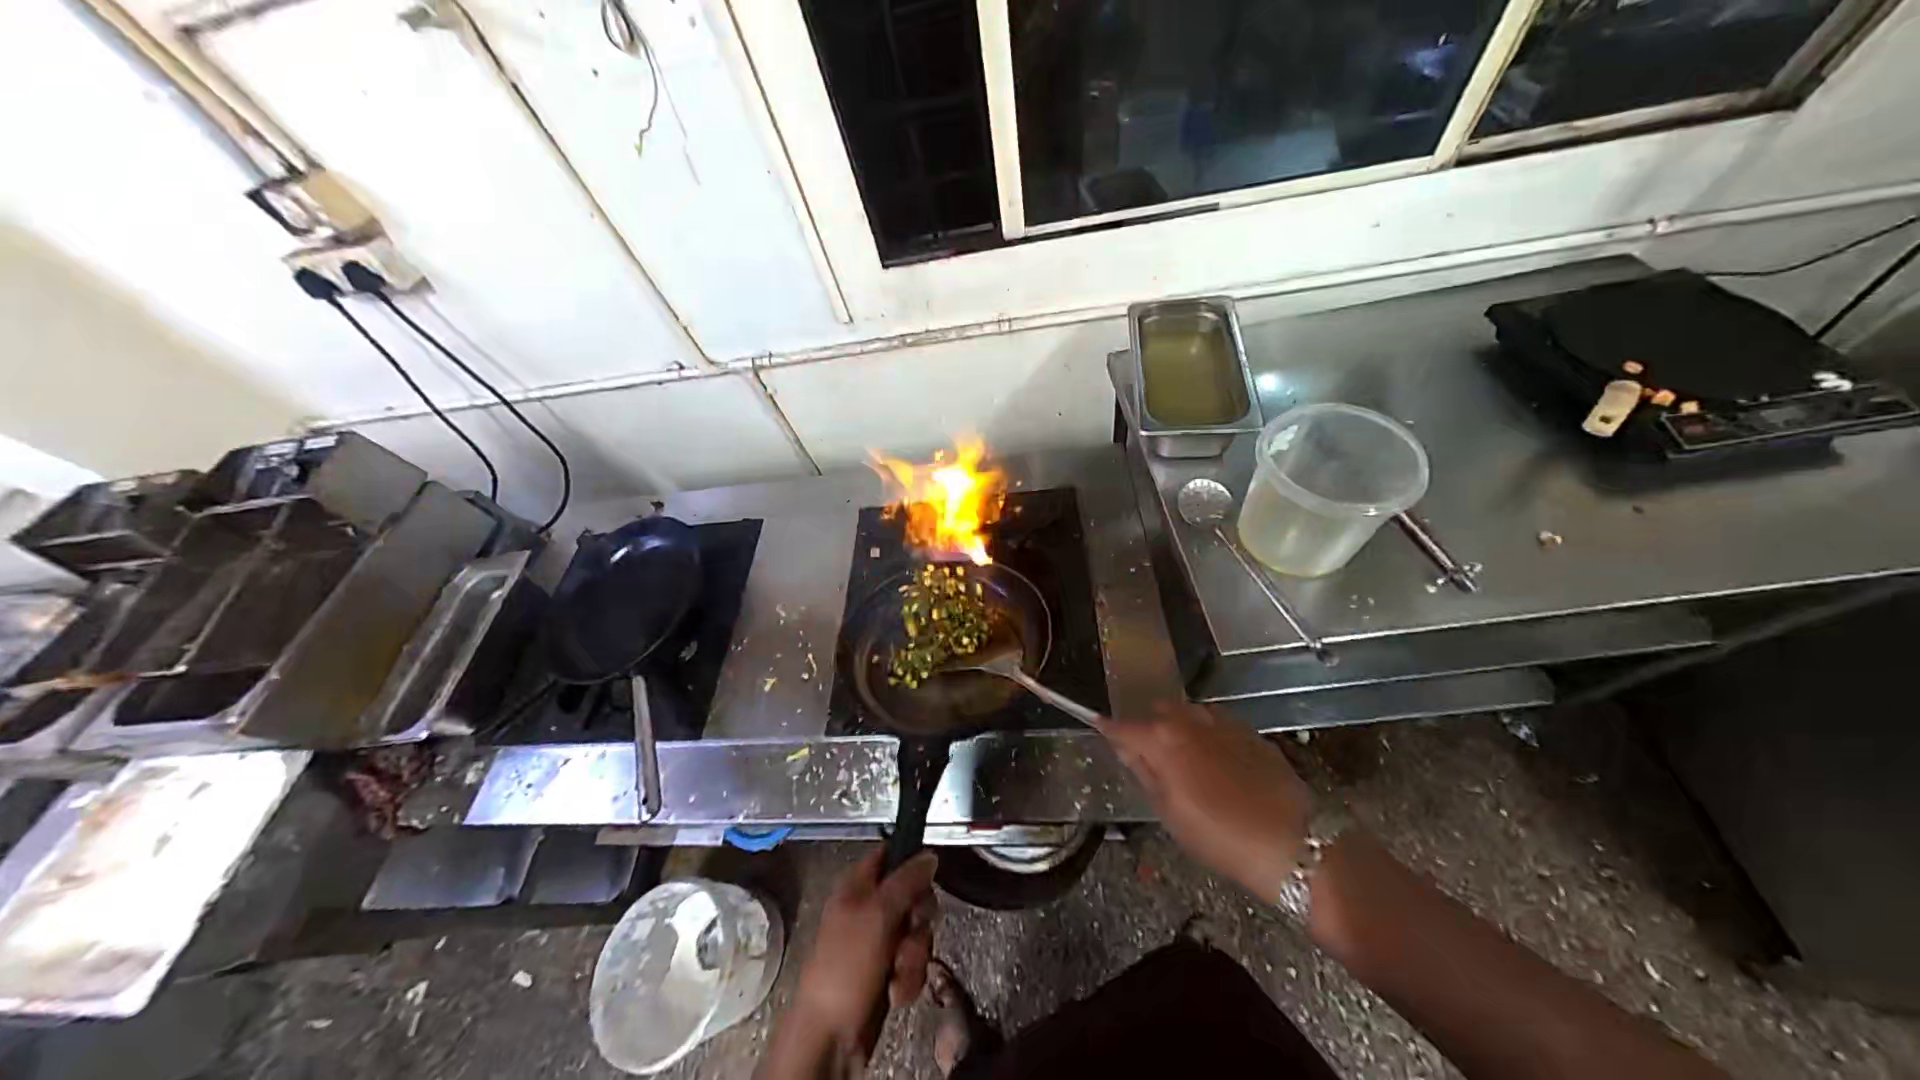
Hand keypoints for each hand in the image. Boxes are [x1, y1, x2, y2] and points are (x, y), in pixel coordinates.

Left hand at [790, 850, 938, 1055]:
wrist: (830, 1037)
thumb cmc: (846, 967)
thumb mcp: (878, 914)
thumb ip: (906, 880)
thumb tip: (930, 855)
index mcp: (856, 887)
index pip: (888, 855)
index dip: (910, 861)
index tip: (926, 878)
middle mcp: (868, 910)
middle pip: (913, 896)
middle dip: (917, 921)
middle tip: (908, 932)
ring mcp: (878, 943)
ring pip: (917, 933)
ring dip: (913, 957)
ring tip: (895, 973)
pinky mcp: (887, 972)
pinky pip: (913, 963)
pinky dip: (908, 979)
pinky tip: (893, 991)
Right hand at [1095, 702, 1315, 902]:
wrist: (1293, 843)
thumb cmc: (1221, 836)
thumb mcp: (1169, 813)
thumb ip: (1144, 773)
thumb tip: (1126, 748)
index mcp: (1163, 739)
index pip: (1122, 726)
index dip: (1108, 730)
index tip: (1098, 730)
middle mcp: (1191, 720)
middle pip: (1156, 713)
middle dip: (1147, 729)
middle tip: (1149, 761)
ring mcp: (1224, 723)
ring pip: (1188, 715)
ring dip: (1179, 730)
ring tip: (1185, 764)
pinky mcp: (1252, 733)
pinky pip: (1217, 725)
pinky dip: (1207, 737)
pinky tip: (1217, 767)